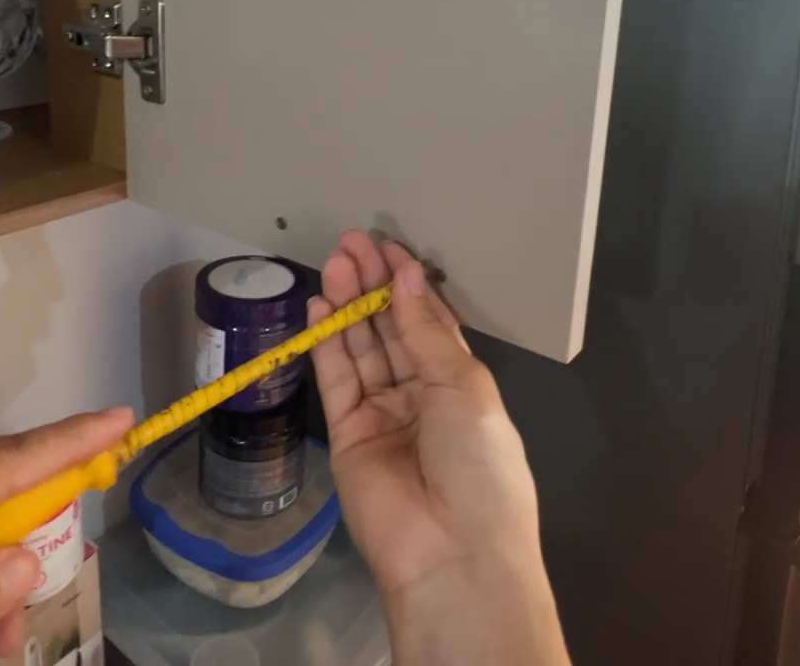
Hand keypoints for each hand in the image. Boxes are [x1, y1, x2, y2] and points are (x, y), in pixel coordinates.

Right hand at [308, 231, 567, 665]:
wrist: (452, 557)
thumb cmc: (479, 466)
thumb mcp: (465, 389)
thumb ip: (426, 333)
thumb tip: (407, 278)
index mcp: (460, 382)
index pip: (429, 321)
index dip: (408, 283)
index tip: (388, 247)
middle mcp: (420, 392)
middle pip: (391, 328)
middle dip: (373, 284)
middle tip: (351, 243)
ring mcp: (382, 412)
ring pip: (361, 347)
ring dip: (347, 305)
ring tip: (334, 263)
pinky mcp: (348, 432)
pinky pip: (336, 379)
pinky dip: (326, 343)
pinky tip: (319, 307)